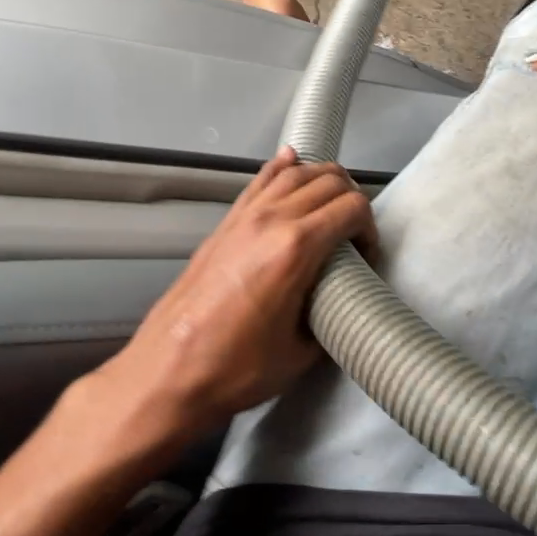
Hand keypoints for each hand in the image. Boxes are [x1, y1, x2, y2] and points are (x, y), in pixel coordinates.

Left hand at [83, 147, 372, 453]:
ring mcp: (246, 217)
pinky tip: (291, 162)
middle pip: (330, 181)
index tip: (366, 256)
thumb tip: (343, 301)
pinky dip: (282, 168)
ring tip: (332, 205)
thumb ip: (332, 314)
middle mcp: (273, 219)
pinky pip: (260, 181)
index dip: (369, 228)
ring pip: (296, 173)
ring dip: (323, 180)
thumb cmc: (237, 369)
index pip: (352, 208)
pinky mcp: (226, 224)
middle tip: (354, 235)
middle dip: (353, 201)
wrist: (167, 373)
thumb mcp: (302, 352)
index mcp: (297, 248)